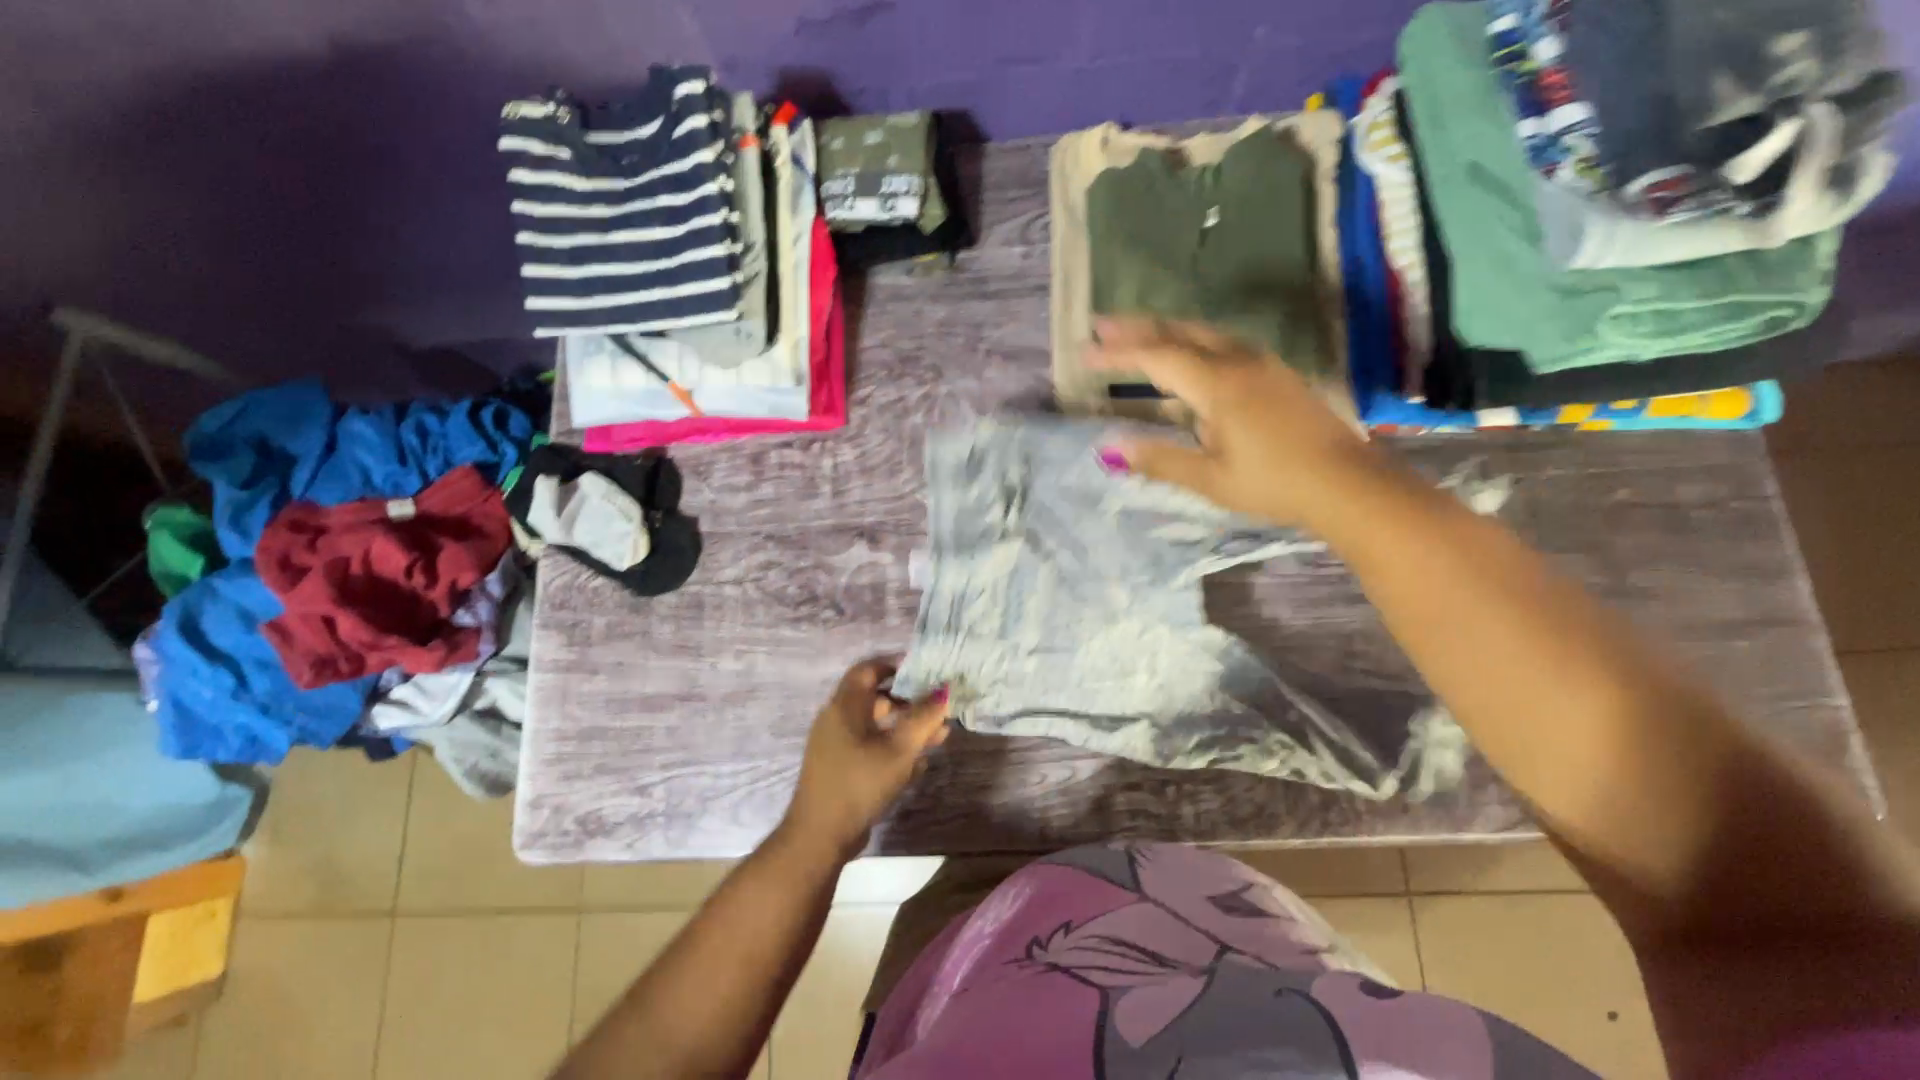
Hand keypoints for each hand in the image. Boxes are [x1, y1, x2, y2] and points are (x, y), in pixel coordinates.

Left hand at [782, 658, 949, 860]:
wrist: (821, 834)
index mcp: (845, 706)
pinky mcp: (840, 768)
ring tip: (939, 737)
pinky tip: (919, 764)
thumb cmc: (860, 782)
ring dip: (906, 729)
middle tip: (938, 709)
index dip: (894, 665)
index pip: (868, 670)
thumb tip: (944, 690)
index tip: (924, 671)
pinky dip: (893, 749)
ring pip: (876, 727)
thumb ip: (923, 718)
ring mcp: (836, 746)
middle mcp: (836, 720)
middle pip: (876, 699)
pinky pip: (870, 748)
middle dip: (910, 703)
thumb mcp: (899, 749)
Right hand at [1089, 317, 1380, 526]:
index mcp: (1218, 384)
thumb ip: (1160, 458)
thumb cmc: (1274, 484)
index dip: (1118, 353)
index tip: (1084, 349)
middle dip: (1138, 328)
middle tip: (1101, 323)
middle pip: (1180, 333)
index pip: (1157, 358)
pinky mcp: (1278, 374)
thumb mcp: (1210, 478)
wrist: (1348, 483)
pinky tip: (1190, 358)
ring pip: (1206, 334)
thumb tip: (1109, 448)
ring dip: (1167, 331)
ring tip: (1139, 335)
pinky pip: (1225, 345)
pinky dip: (1193, 343)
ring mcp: (1263, 364)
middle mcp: (1239, 362)